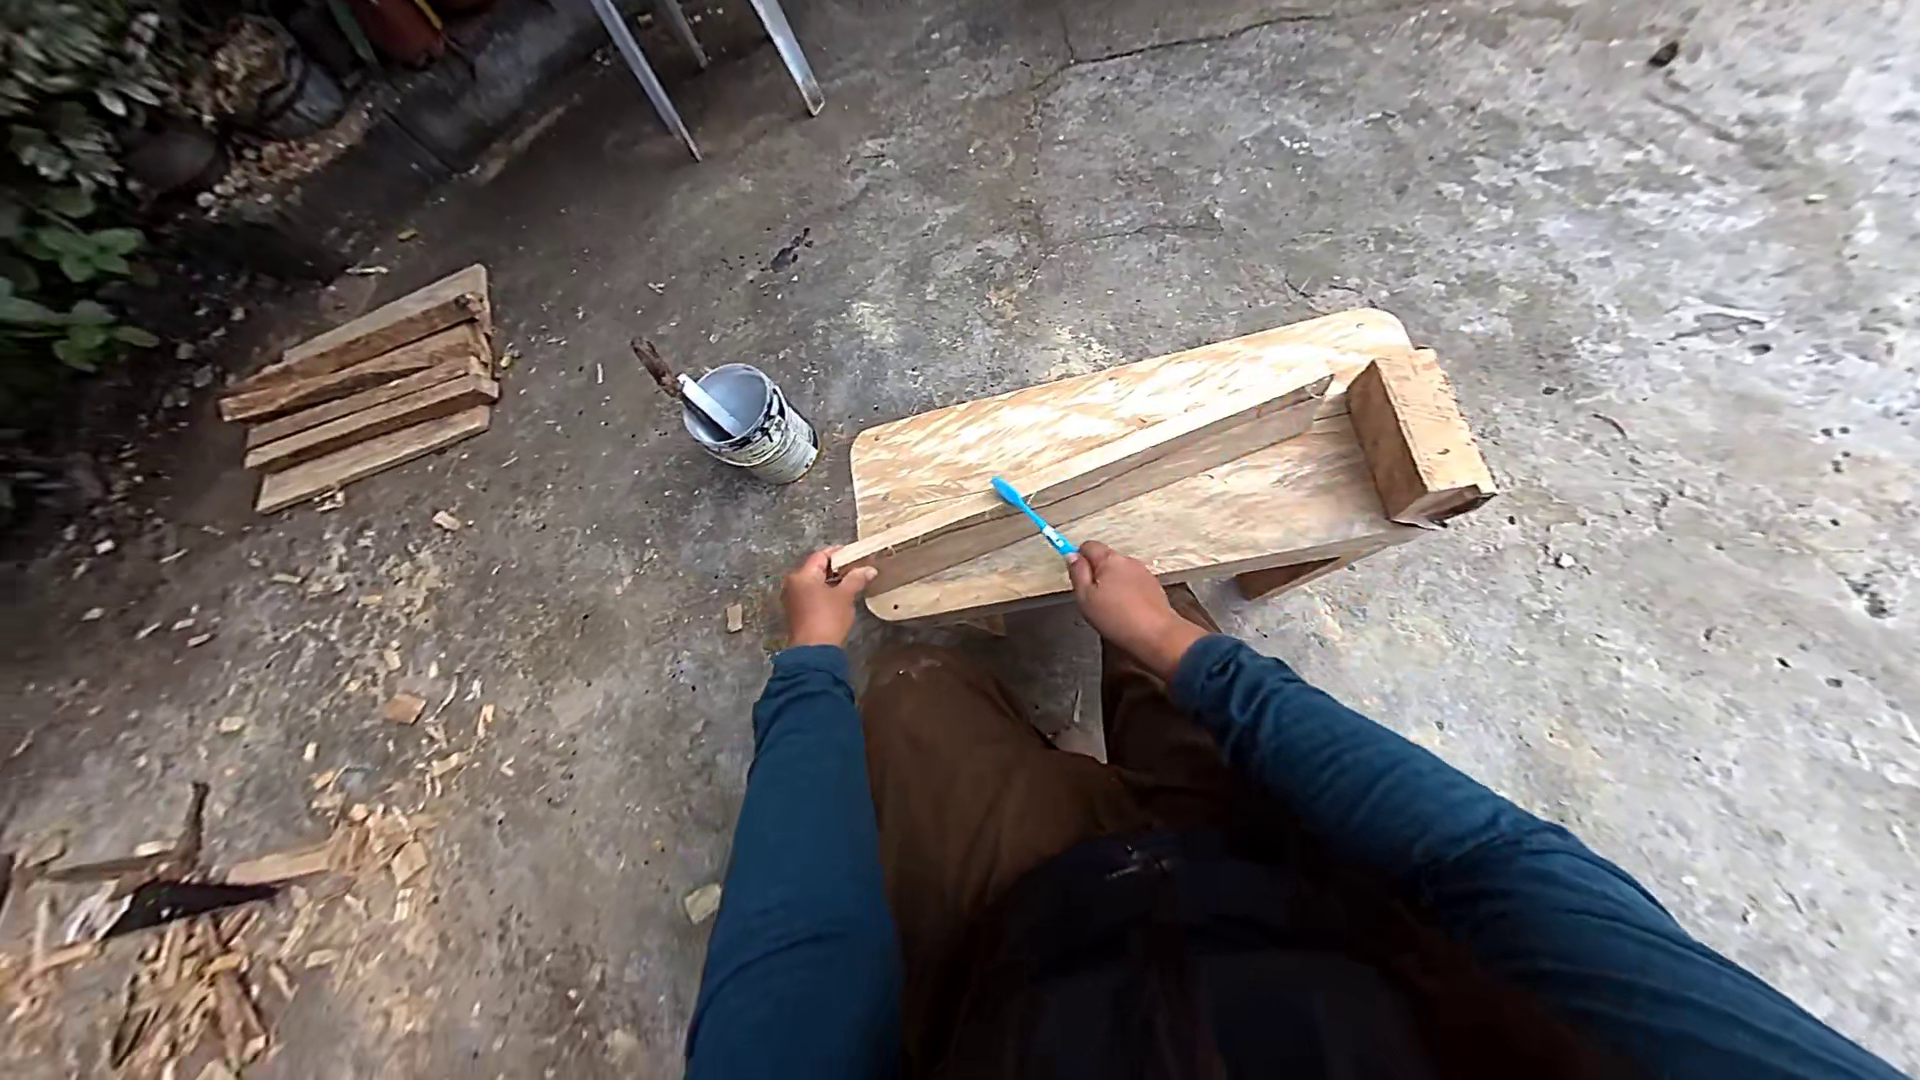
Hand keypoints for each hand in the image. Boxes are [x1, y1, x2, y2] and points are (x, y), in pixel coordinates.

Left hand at [783, 547, 877, 647]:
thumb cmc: (828, 618)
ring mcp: (793, 599)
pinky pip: (813, 594)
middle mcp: (793, 584)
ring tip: (853, 580)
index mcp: (802, 576)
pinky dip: (826, 592)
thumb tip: (870, 569)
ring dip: (832, 581)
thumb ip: (856, 579)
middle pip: (816, 569)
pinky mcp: (797, 612)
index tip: (855, 553)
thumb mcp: (845, 596)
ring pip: (815, 583)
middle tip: (856, 567)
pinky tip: (842, 595)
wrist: (814, 651)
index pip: (821, 556)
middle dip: (837, 567)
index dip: (838, 553)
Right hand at [1067, 541, 1205, 679]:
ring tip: (1109, 608)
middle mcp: (1128, 561)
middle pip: (1104, 559)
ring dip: (1111, 585)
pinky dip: (1126, 593)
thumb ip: (1077, 572)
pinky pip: (1132, 584)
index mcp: (1109, 560)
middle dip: (1095, 574)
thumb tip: (1071, 556)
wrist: (1156, 635)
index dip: (1079, 558)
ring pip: (1118, 573)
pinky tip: (1124, 611)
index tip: (1075, 574)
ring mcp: (1142, 573)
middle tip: (1091, 597)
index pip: (1088, 545)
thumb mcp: (1085, 597)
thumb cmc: (1119, 619)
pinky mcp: (1152, 586)